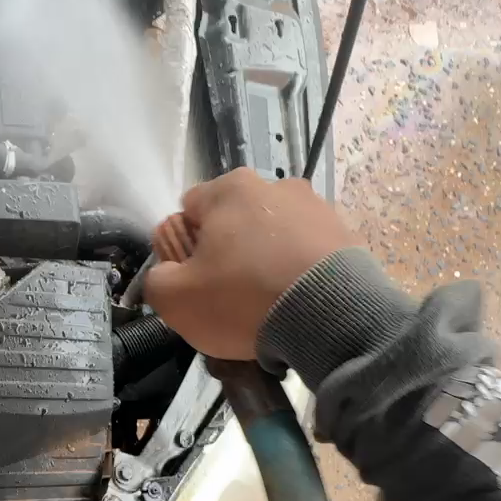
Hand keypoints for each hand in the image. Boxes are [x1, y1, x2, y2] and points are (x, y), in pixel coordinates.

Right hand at [146, 168, 357, 358]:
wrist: (328, 317)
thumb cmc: (241, 299)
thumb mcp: (174, 300)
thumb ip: (156, 280)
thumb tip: (165, 274)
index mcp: (229, 189)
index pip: (188, 210)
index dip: (182, 247)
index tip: (191, 280)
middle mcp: (274, 184)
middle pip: (232, 223)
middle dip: (225, 254)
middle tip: (225, 298)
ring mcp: (315, 206)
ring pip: (270, 238)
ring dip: (262, 263)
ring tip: (264, 305)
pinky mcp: (344, 233)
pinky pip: (304, 254)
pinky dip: (294, 274)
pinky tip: (292, 304)